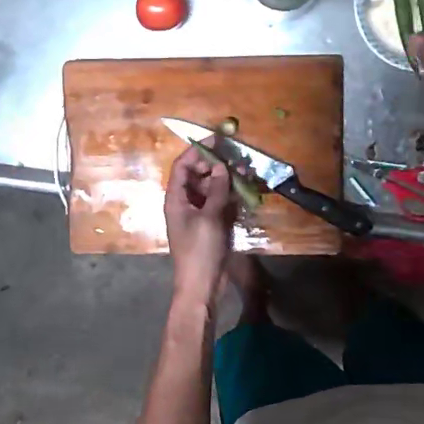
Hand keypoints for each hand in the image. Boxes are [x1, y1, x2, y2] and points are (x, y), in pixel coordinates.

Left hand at [165, 144, 233, 301]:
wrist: (201, 285)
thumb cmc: (200, 251)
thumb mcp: (209, 218)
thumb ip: (216, 190)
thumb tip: (221, 166)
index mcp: (176, 199)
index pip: (183, 166)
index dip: (198, 150)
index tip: (218, 139)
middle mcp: (185, 202)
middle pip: (198, 174)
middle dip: (216, 163)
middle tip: (236, 156)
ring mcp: (199, 213)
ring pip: (212, 187)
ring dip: (227, 178)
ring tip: (246, 170)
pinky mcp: (212, 224)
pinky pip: (221, 202)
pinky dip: (231, 194)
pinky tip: (246, 188)